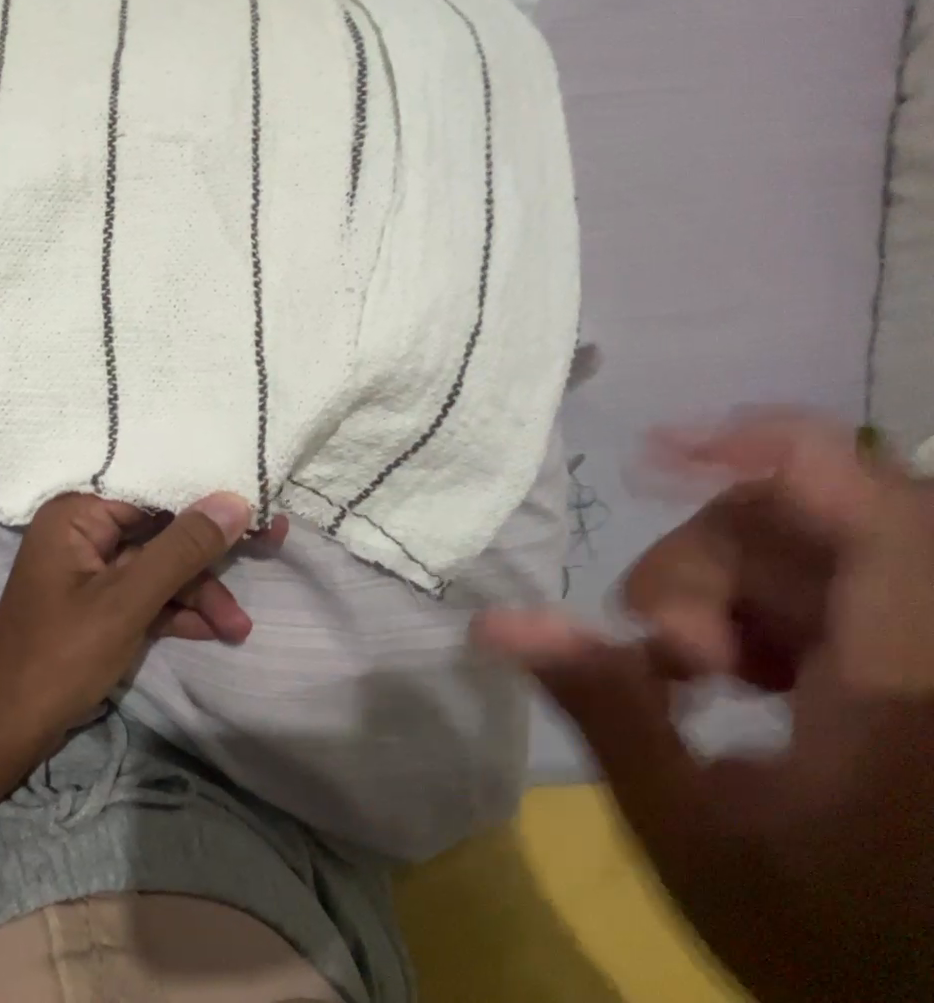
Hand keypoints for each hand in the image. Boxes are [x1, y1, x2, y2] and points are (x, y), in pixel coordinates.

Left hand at [0, 492, 275, 753]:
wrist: (10, 727)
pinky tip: (213, 631)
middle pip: (157, 530)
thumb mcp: (126, 601)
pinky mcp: (94, 605)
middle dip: (206, 559)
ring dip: (197, 594)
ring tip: (238, 628)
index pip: (150, 493)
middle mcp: (77, 533)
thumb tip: (234, 500)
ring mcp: (86, 571)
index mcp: (73, 516)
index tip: (262, 513)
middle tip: (273, 551)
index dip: (206, 504)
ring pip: (155, 568)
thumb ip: (181, 550)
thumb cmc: (60, 656)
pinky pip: (143, 595)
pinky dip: (174, 612)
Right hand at [473, 413, 933, 1001]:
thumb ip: (605, 708)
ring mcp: (917, 660)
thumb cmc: (823, 936)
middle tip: (665, 658)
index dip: (768, 451)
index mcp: (902, 681)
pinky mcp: (905, 677)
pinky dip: (755, 620)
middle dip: (700, 570)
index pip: (873, 512)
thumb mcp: (690, 828)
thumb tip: (495, 621)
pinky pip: (824, 601)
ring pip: (805, 561)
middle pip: (806, 529)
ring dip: (719, 598)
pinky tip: (725, 678)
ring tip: (685, 678)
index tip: (653, 453)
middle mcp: (925, 650)